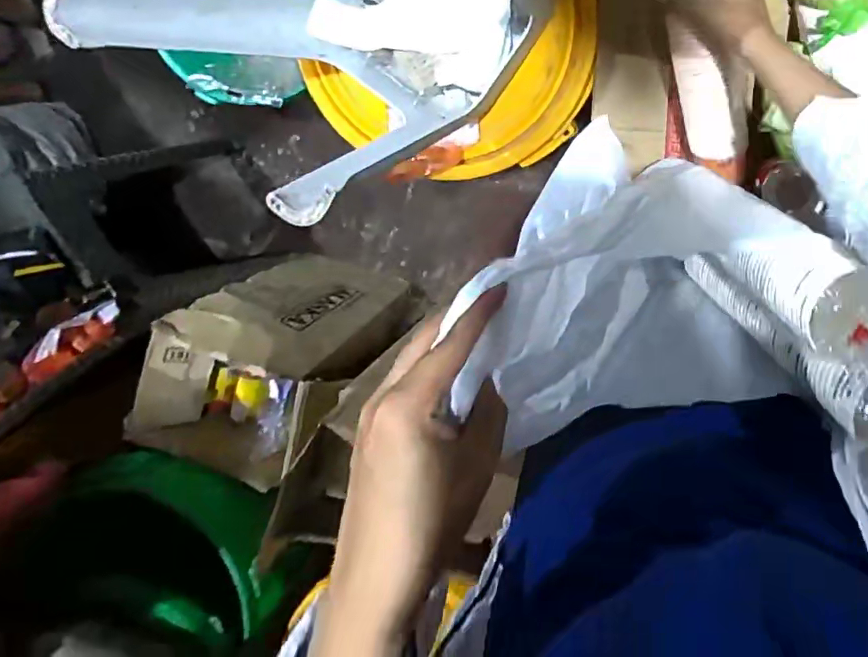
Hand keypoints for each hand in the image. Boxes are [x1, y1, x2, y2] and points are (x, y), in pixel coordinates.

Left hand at [312, 289, 508, 656]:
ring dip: (439, 339)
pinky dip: (426, 364)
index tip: (501, 287)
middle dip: (455, 315)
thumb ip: (487, 411)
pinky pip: (400, 378)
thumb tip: (488, 382)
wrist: (375, 580)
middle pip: (422, 340)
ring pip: (408, 357)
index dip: (479, 312)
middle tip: (486, 302)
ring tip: (470, 330)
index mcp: (409, 400)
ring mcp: (368, 411)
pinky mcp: (367, 429)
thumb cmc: (432, 520)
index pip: (451, 342)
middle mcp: (382, 394)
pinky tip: (444, 373)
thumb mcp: (476, 464)